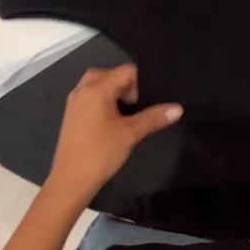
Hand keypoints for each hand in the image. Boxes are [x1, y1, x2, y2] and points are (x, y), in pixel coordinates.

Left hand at [43, 65, 181, 207]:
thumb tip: (178, 108)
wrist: (71, 179)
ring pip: (97, 84)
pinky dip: (102, 100)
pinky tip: (111, 121)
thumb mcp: (130, 134)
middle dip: (126, 85)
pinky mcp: (71, 113)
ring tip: (126, 113)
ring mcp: (74, 101)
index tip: (144, 103)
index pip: (125, 70)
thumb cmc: (101, 152)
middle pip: (109, 73)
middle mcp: (82, 89)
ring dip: (113, 92)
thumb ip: (154, 118)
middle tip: (136, 106)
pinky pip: (89, 95)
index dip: (140, 83)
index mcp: (96, 88)